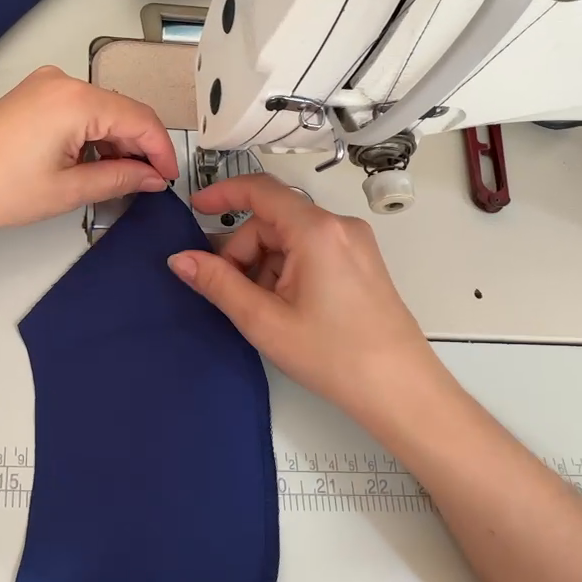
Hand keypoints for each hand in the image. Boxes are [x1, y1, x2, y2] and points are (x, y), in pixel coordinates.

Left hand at [0, 67, 179, 242]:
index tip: (167, 177)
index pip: (140, 119)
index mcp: (76, 100)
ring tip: (117, 179)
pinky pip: (76, 109)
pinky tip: (90, 163)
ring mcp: (42, 85)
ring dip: (115, 141)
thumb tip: (150, 177)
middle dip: (139, 146)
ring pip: (100, 110)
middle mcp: (61, 82)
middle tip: (147, 182)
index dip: (161, 151)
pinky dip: (91, 134)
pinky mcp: (30, 95)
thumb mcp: (70, 190)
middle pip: (122, 110)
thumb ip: (120, 178)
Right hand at [166, 174, 450, 421]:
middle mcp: (339, 227)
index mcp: (316, 231)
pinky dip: (286, 271)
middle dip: (242, 251)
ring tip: (263, 311)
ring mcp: (354, 245)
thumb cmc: (336, 356)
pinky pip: (310, 251)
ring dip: (264, 265)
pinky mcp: (360, 263)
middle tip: (230, 293)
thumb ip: (218, 284)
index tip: (195, 209)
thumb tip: (180, 259)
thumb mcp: (264, 321)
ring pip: (289, 238)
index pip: (260, 190)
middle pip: (272, 220)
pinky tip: (284, 309)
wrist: (401, 391)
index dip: (222, 194)